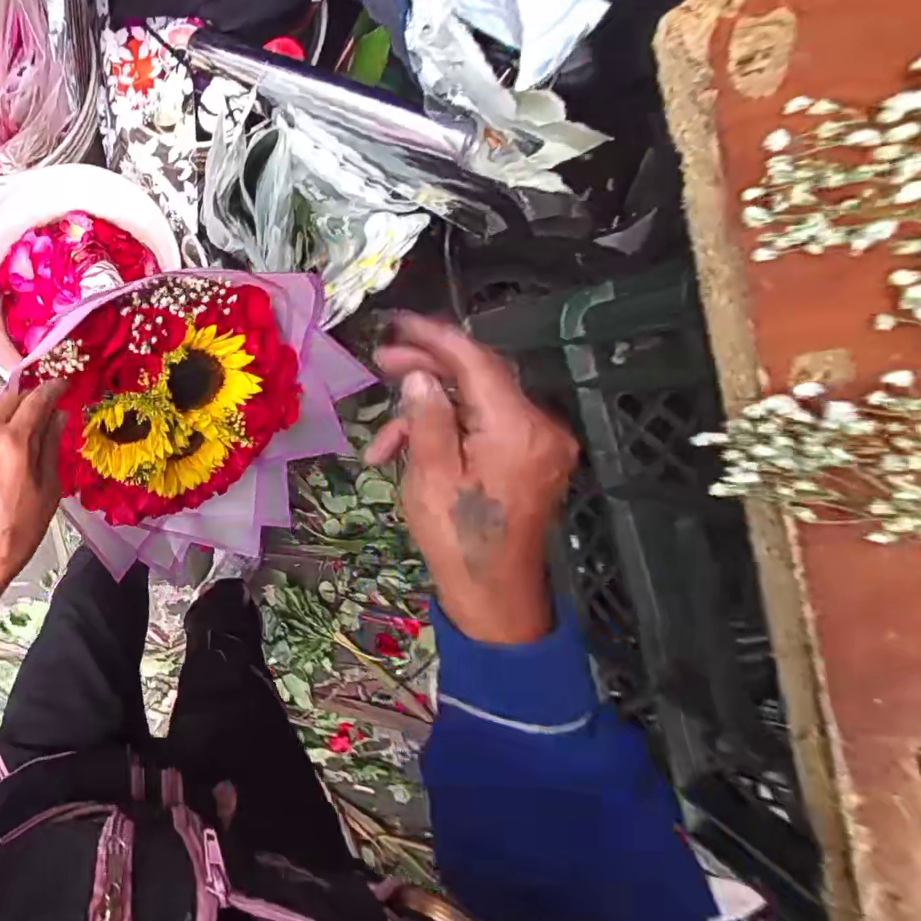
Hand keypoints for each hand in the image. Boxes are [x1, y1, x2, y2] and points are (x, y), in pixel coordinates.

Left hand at [0, 381, 64, 620]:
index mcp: (11, 441)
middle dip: (28, 401)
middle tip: (44, 412)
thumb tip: (57, 418)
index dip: (52, 389)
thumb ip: (50, 447)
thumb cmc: (14, 533)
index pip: (36, 400)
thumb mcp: (47, 491)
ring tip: (19, 449)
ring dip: (7, 423)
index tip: (63, 384)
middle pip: (8, 400)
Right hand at [365, 314, 577, 644]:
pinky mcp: (531, 457)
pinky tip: (408, 454)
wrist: (494, 598)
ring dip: (429, 412)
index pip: (476, 361)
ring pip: (477, 403)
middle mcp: (539, 427)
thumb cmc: (458, 540)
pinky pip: (486, 426)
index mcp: (517, 429)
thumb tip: (419, 376)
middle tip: (381, 363)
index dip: (434, 336)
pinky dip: (449, 432)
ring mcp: (539, 442)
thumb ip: (426, 418)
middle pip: (479, 377)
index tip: (398, 322)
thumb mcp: (430, 477)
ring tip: (382, 441)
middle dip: (427, 370)